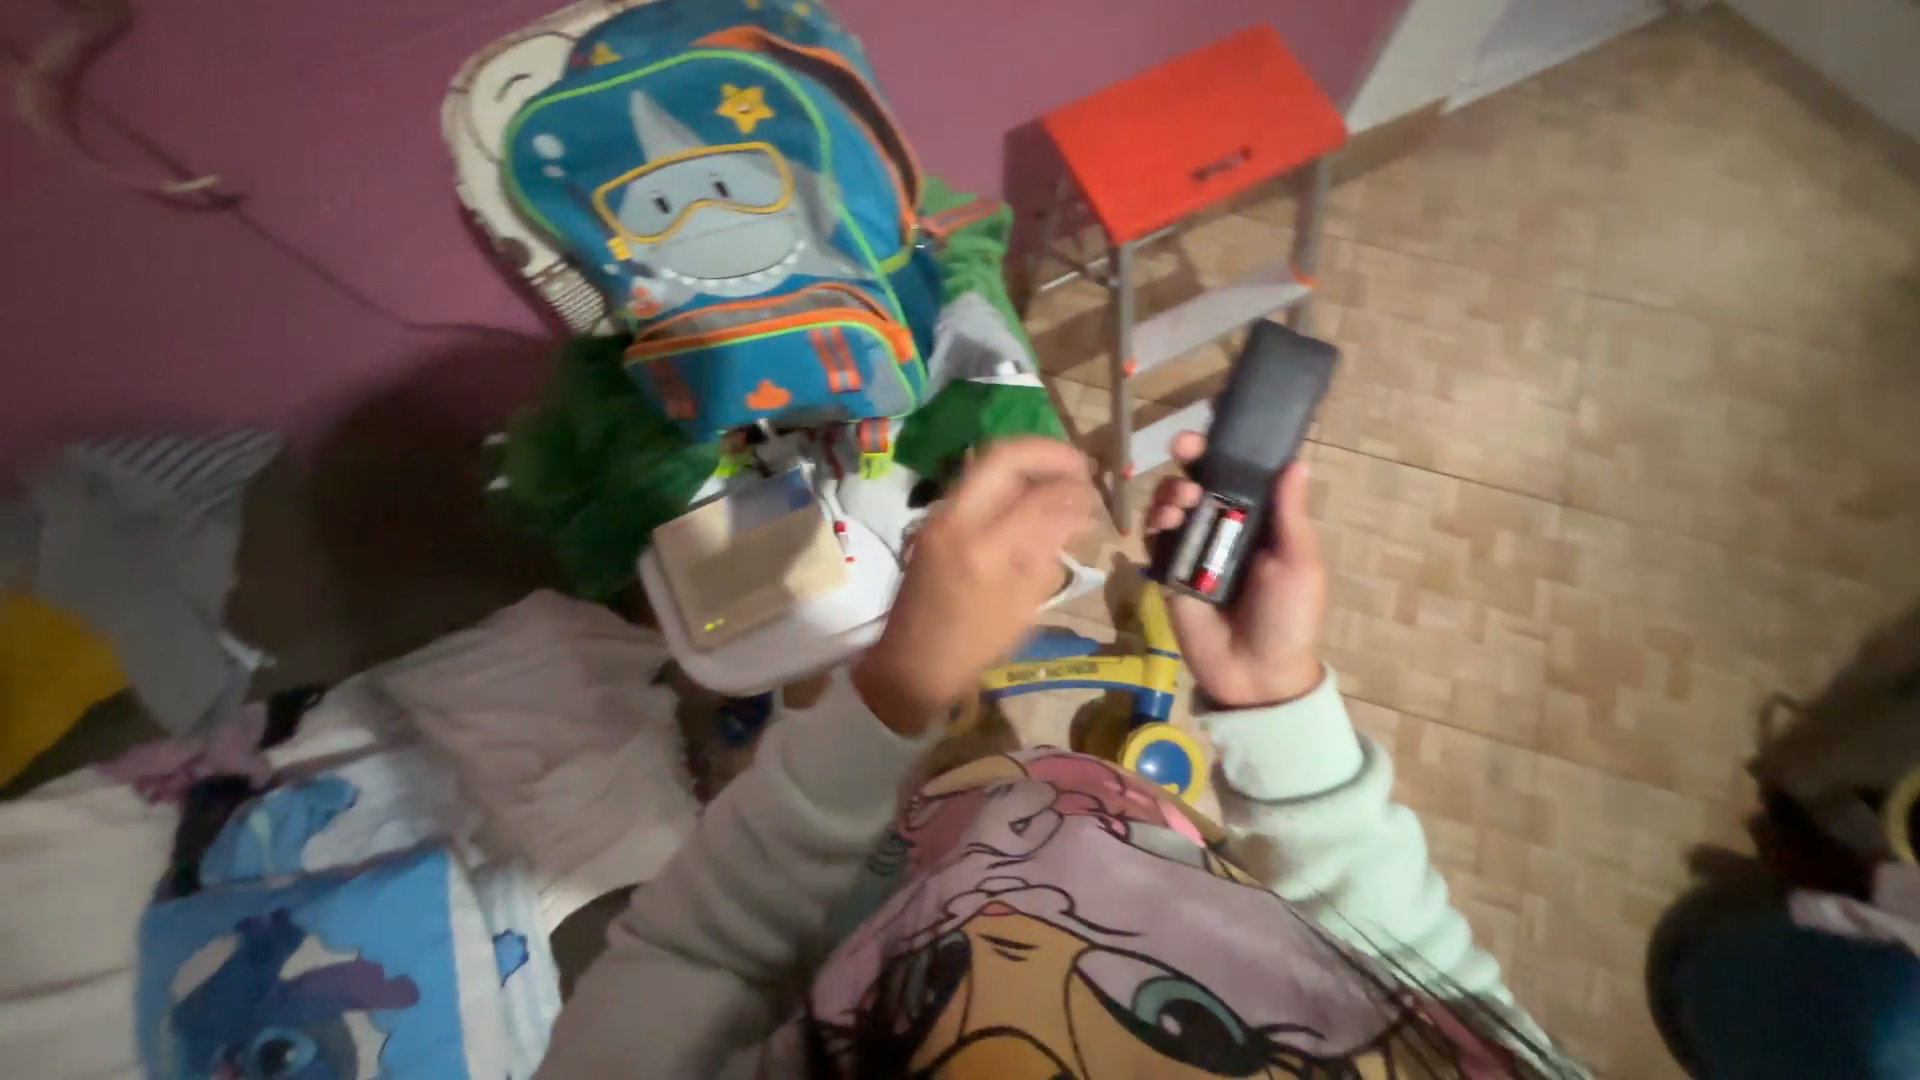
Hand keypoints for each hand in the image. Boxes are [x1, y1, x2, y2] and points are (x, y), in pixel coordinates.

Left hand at [853, 439, 1095, 733]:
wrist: (912, 663)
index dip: (1071, 486)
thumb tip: (1078, 507)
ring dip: (1027, 466)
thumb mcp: (1024, 604)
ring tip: (1060, 483)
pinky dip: (1008, 484)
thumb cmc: (975, 646)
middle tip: (1078, 467)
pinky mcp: (933, 522)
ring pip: (987, 467)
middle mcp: (957, 520)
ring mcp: (939, 516)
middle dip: (1047, 454)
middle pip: (1003, 457)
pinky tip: (1031, 502)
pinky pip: (976, 486)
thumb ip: (1049, 548)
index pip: (1038, 495)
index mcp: (984, 549)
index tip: (1093, 491)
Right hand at [1146, 431, 1327, 707]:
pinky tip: (1166, 522)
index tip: (1212, 428)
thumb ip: (1290, 515)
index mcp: (1259, 522)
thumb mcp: (1299, 564)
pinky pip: (1155, 537)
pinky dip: (1155, 522)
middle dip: (1188, 459)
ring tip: (1182, 501)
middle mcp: (1223, 528)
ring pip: (1172, 503)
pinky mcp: (1168, 570)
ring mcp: (1193, 548)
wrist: (1255, 672)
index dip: (1223, 450)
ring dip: (1172, 490)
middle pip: (1198, 481)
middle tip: (1183, 448)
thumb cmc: (1288, 617)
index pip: (1238, 476)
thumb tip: (1296, 462)